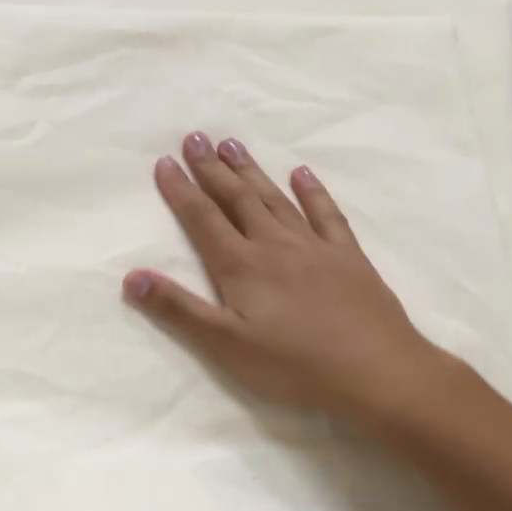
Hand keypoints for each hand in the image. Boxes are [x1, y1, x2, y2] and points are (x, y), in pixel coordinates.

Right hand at [123, 132, 459, 424]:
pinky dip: (312, 191)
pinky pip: (326, 215)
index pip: (202, 219)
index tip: (164, 161)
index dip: (180, 190)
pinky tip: (302, 174)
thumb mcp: (224, 345)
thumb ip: (177, 308)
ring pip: (276, 198)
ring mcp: (315, 248)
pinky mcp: (348, 258)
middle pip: (237, 198)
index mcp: (241, 266)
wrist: (380, 373)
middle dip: (212, 168)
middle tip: (195, 137)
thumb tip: (131, 277)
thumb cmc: (293, 365)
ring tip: (232, 144)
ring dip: (251, 171)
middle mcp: (274, 245)